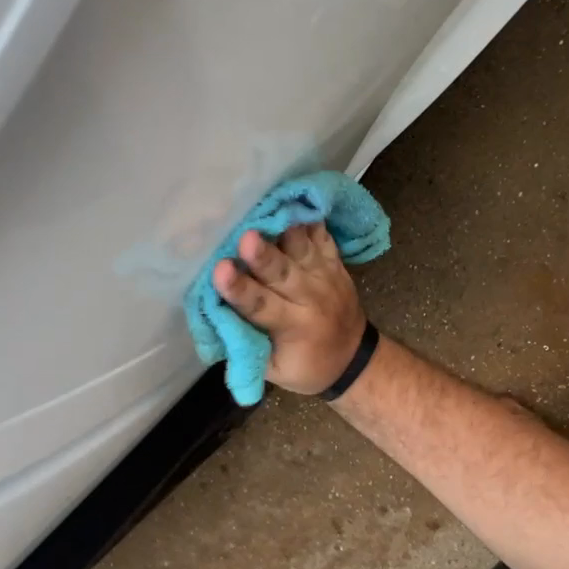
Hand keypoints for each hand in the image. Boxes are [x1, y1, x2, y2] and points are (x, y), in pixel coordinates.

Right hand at [211, 224, 368, 394]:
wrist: (355, 358)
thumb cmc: (306, 366)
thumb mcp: (275, 370)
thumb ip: (247, 347)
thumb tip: (213, 319)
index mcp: (292, 328)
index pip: (261, 307)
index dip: (240, 290)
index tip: (220, 272)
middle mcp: (310, 299)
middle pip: (283, 272)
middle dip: (264, 256)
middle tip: (246, 238)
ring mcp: (325, 277)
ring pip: (302, 248)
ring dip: (284, 229)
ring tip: (265, 207)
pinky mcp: (334, 263)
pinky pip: (322, 236)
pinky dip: (309, 218)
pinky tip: (294, 198)